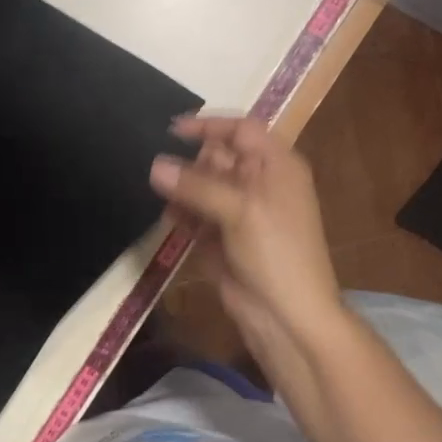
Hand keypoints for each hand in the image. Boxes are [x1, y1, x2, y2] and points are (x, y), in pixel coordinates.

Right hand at [150, 116, 343, 350]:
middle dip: (189, 160)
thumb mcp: (239, 210)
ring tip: (154, 190)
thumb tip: (155, 165)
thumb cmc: (275, 253)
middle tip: (154, 164)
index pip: (242, 129)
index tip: (171, 130)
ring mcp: (240, 213)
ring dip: (181, 189)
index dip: (209, 126)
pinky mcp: (222, 239)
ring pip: (203, 187)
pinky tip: (166, 216)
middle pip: (218, 158)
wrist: (287, 315)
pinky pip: (197, 216)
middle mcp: (259, 184)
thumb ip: (196, 185)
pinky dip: (182, 214)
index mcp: (277, 166)